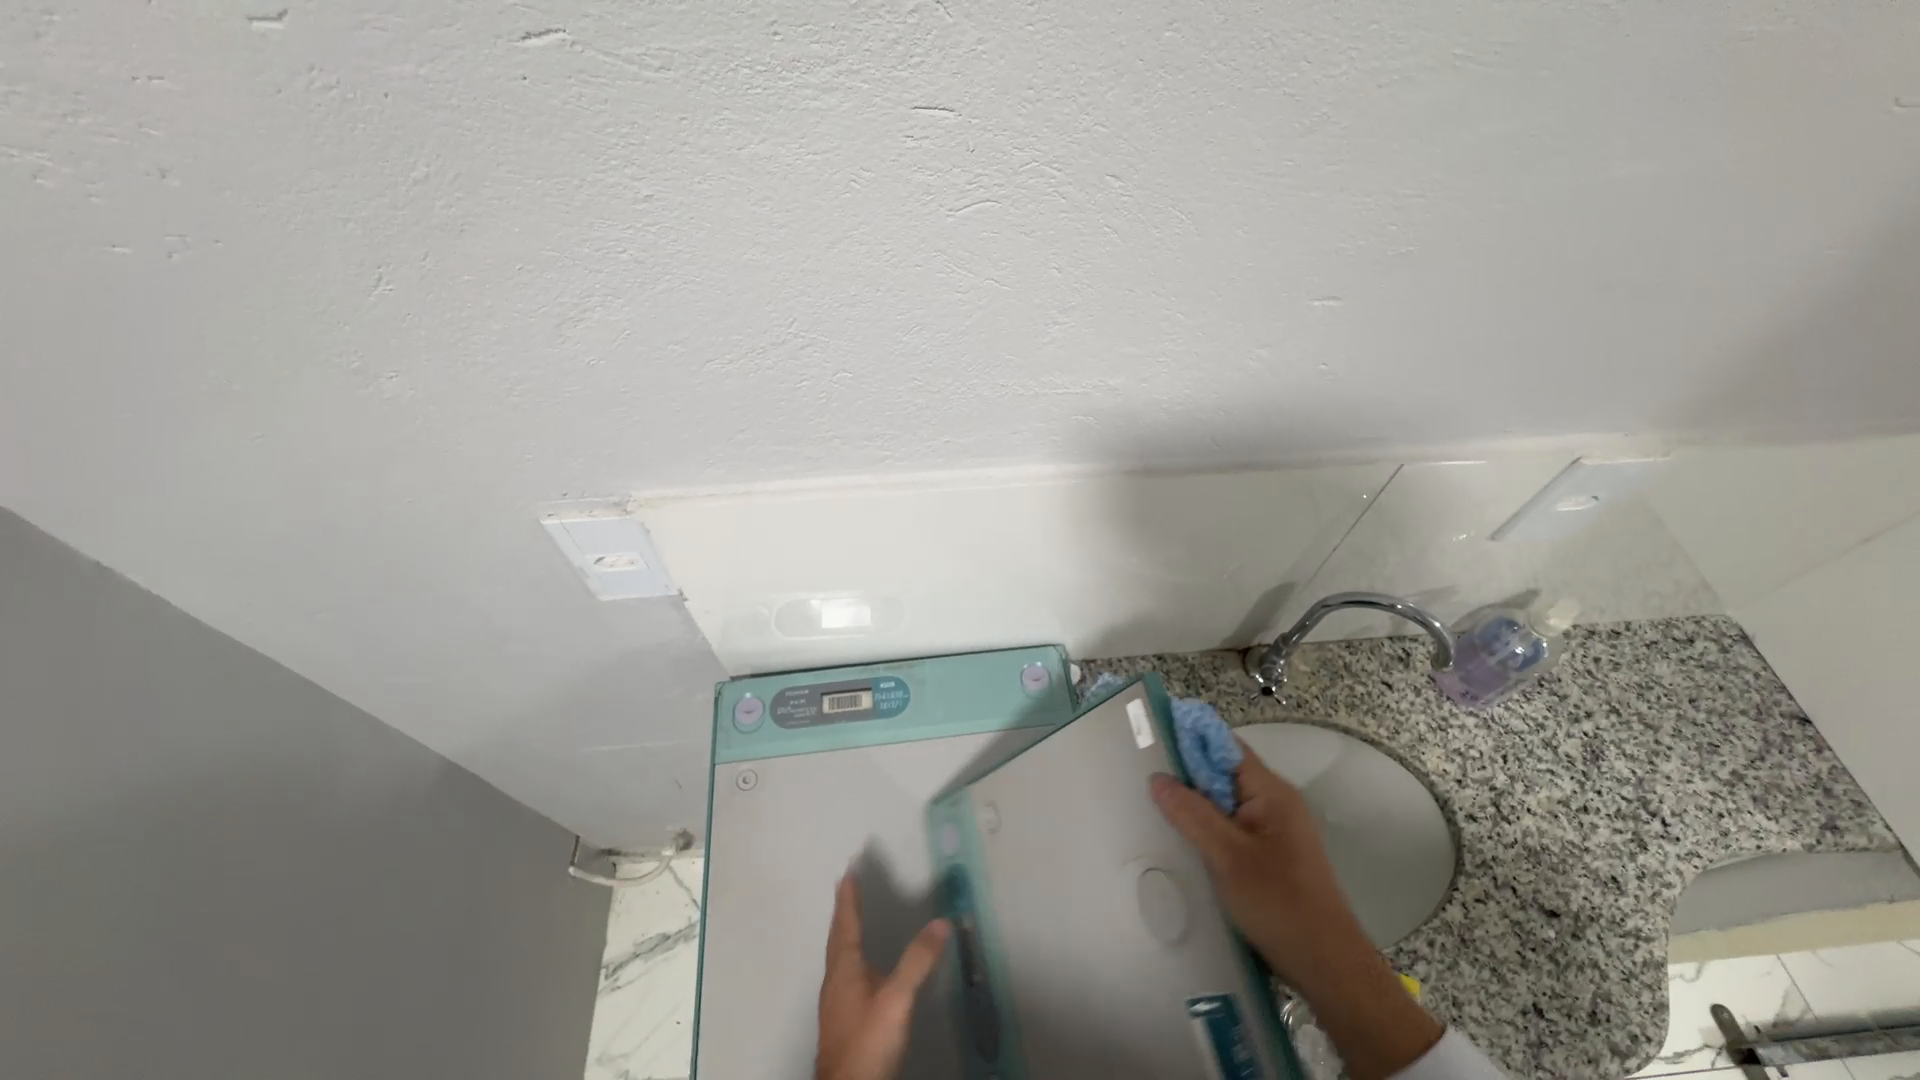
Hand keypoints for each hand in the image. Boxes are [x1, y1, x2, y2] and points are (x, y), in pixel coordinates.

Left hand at [815, 874, 951, 1079]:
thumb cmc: (868, 1040)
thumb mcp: (897, 999)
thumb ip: (918, 962)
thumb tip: (940, 923)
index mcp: (845, 968)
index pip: (846, 924)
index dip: (848, 899)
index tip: (846, 873)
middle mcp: (836, 979)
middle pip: (838, 937)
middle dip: (843, 911)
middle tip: (844, 887)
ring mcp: (836, 1000)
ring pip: (839, 956)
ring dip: (844, 932)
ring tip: (850, 918)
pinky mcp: (841, 1018)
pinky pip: (844, 972)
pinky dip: (850, 955)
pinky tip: (860, 968)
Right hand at [1150, 745, 1443, 1079]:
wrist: (1326, 963)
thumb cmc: (1279, 903)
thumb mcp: (1227, 857)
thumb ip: (1192, 813)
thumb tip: (1158, 777)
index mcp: (1271, 792)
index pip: (1226, 746)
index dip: (1191, 736)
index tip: (1153, 736)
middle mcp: (1275, 803)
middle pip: (1223, 771)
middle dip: (1186, 772)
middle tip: (1142, 776)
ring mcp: (1273, 830)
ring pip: (1224, 801)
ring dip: (1194, 803)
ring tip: (1153, 806)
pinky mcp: (1269, 855)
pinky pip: (1230, 826)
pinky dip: (1206, 827)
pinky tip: (1182, 840)